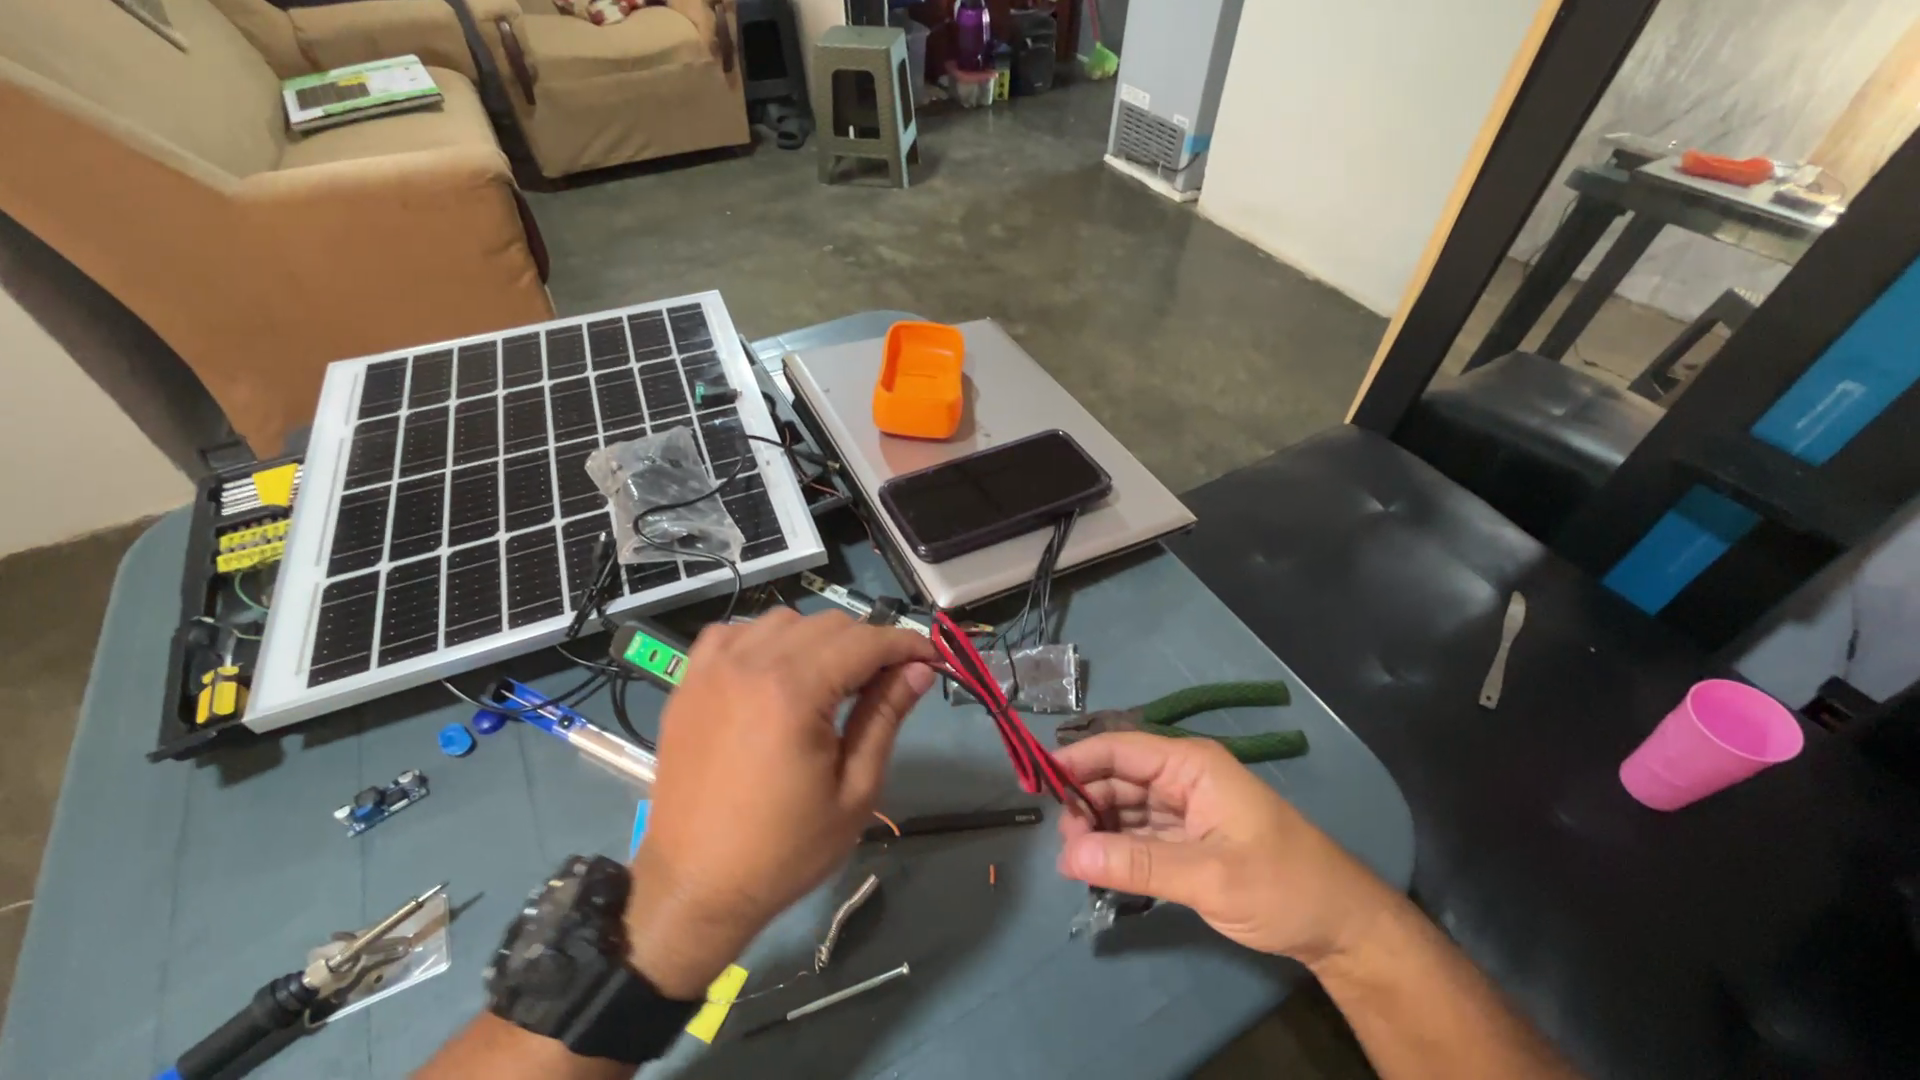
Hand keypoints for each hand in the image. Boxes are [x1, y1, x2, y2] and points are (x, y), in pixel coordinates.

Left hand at [624, 610, 937, 998]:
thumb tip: (918, 670)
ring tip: (832, 682)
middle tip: (888, 682)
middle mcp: (750, 664)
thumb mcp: (854, 791)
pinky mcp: (689, 683)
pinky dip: (764, 641)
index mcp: (794, 691)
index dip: (905, 644)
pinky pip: (735, 634)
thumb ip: (885, 718)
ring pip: (784, 621)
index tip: (929, 659)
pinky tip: (774, 674)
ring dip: (818, 640)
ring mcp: (712, 669)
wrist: (696, 886)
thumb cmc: (784, 850)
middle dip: (868, 644)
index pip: (865, 641)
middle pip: (828, 625)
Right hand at [1055, 733, 1396, 966]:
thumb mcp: (1207, 876)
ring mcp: (1185, 810)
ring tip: (1075, 861)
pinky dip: (1117, 848)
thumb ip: (1135, 864)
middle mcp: (1183, 779)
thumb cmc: (1282, 886)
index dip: (1075, 762)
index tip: (1034, 785)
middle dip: (1084, 803)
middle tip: (1062, 845)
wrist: (1340, 927)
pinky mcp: (1187, 840)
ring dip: (1098, 829)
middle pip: (1117, 778)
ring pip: (1124, 807)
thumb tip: (1066, 855)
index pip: (1119, 749)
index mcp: (1191, 765)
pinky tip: (1097, 867)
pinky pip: (1139, 834)